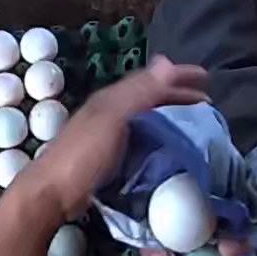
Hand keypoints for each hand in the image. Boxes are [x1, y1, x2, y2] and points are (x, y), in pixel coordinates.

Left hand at [7, 56, 208, 220]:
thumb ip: (138, 92)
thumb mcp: (112, 120)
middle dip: (177, 93)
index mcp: (112, 98)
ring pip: (145, 113)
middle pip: (149, 94)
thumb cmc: (82, 156)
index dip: (179, 76)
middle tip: (206, 99)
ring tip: (190, 118)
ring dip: (168, 111)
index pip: (152, 79)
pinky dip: (157, 131)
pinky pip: (139, 133)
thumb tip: (166, 62)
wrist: (50, 193)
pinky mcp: (106, 153)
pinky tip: (164, 143)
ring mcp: (106, 132)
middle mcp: (109, 110)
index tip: (206, 78)